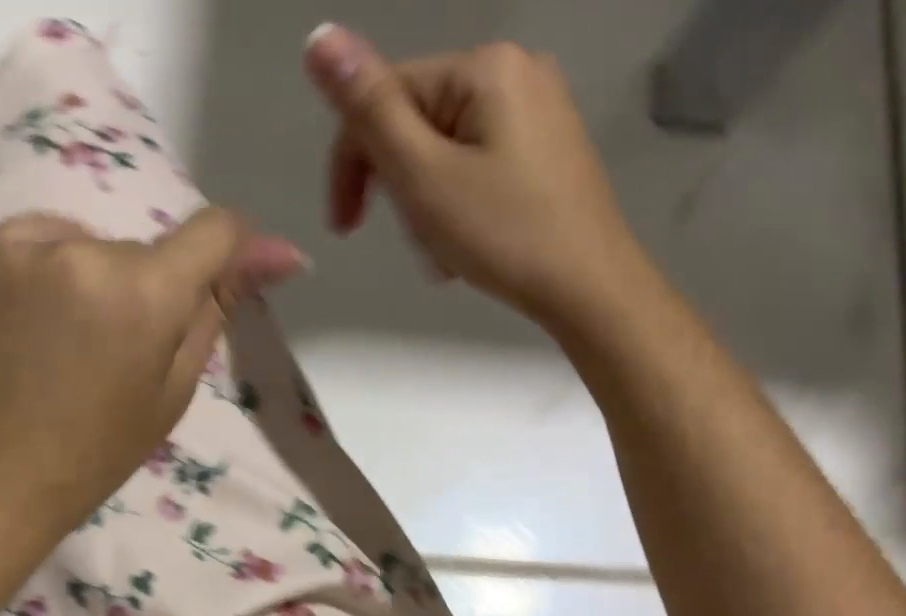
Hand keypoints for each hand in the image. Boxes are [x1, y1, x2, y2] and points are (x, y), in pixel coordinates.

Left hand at [0, 209, 303, 542]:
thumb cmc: (84, 459)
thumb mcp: (168, 397)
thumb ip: (214, 313)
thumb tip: (273, 254)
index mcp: (141, 293)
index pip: (214, 231)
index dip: (234, 251)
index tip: (239, 276)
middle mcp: (79, 249)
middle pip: (142, 250)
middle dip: (144, 290)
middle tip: (114, 356)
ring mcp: (15, 246)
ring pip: (86, 244)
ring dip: (91, 277)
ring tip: (60, 346)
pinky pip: (34, 245)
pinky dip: (43, 274)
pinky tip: (25, 331)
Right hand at [304, 24, 651, 328]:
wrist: (587, 287)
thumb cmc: (501, 233)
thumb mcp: (421, 174)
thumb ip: (368, 108)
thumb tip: (318, 37)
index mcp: (482, 68)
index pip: (381, 98)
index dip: (351, 163)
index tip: (344, 226)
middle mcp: (514, 70)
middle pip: (412, 122)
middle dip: (394, 185)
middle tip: (406, 239)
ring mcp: (536, 107)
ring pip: (438, 149)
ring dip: (420, 202)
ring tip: (437, 249)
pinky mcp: (545, 145)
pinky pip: (472, 162)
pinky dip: (452, 201)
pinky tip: (460, 241)